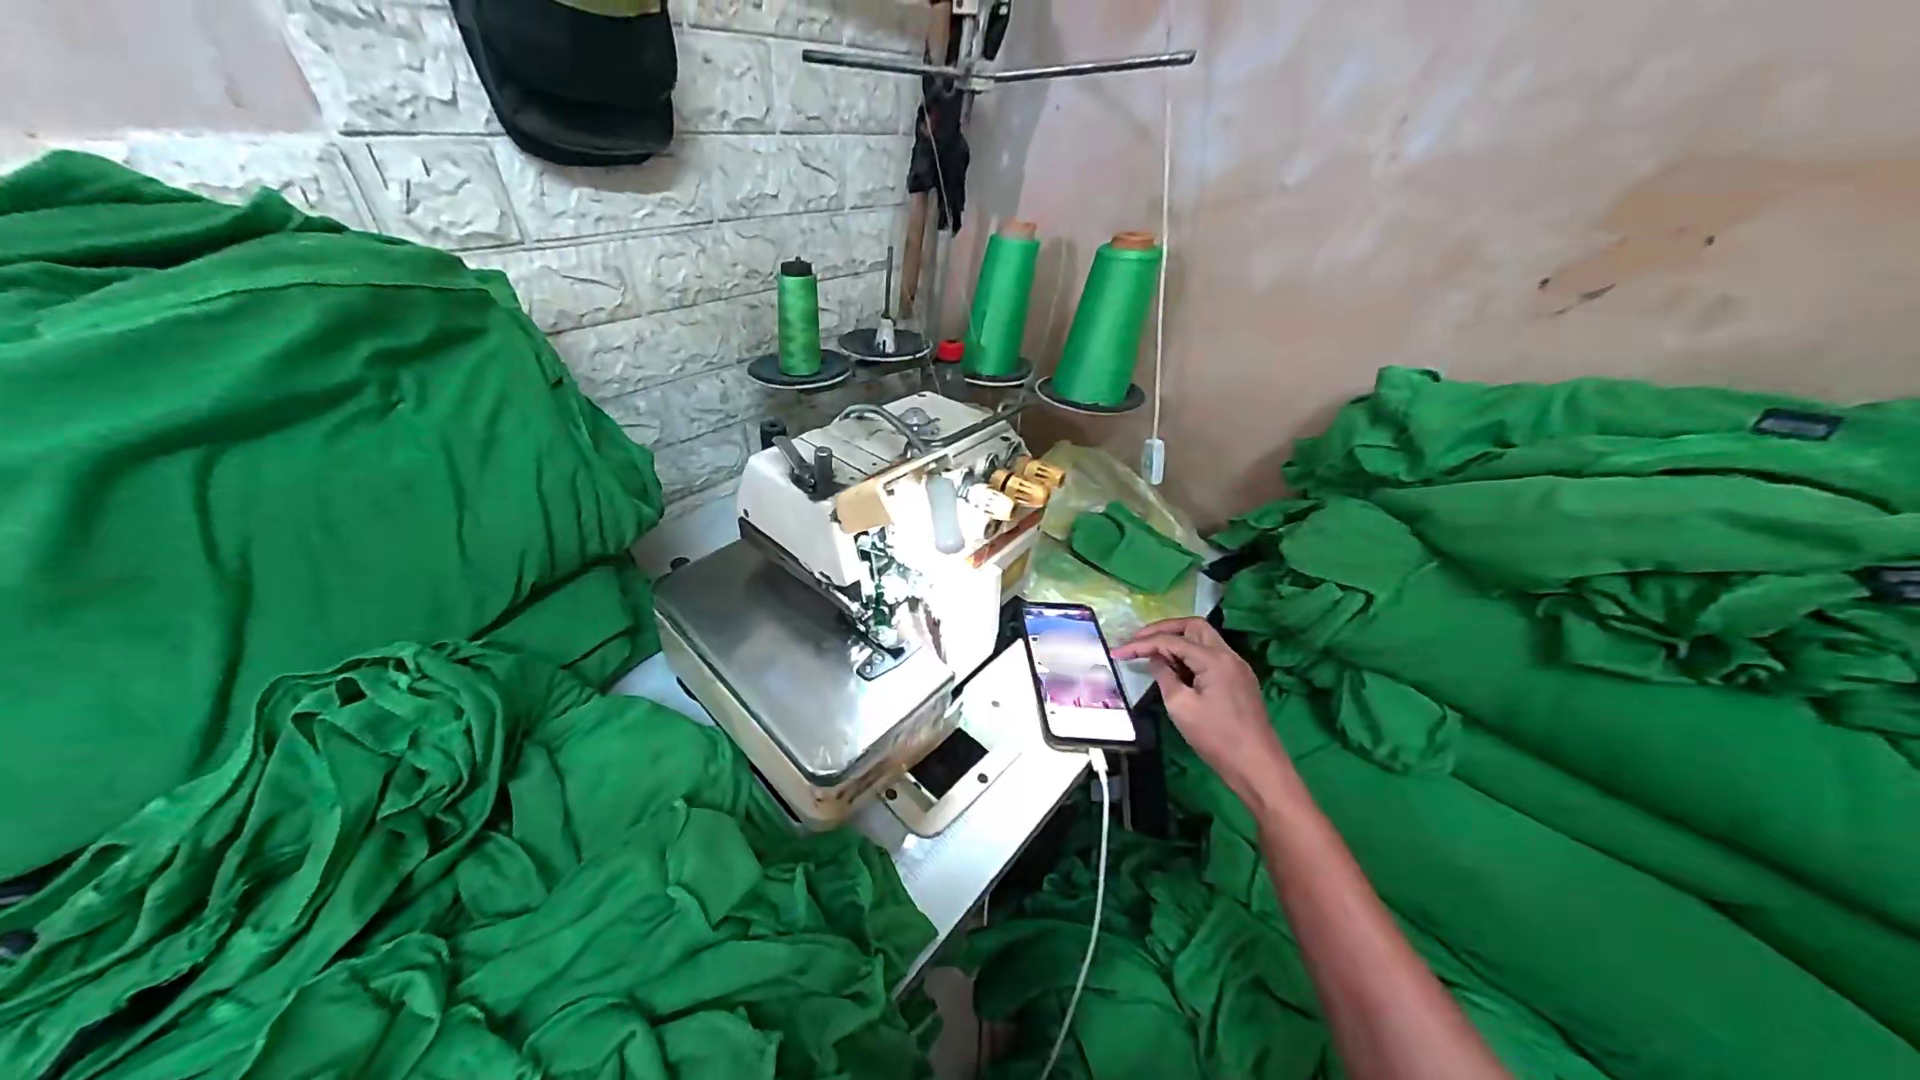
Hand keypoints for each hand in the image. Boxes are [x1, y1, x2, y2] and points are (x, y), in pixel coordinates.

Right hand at [1112, 617, 1290, 796]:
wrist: (1257, 766)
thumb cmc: (1216, 737)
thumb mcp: (1180, 707)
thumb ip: (1164, 676)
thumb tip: (1155, 659)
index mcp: (1214, 659)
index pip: (1172, 641)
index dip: (1142, 644)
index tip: (1118, 651)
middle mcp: (1229, 655)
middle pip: (1193, 626)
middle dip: (1164, 629)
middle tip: (1139, 640)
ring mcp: (1237, 667)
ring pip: (1204, 640)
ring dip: (1178, 641)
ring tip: (1154, 655)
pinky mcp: (1239, 680)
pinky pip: (1212, 656)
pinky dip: (1191, 655)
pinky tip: (1176, 669)